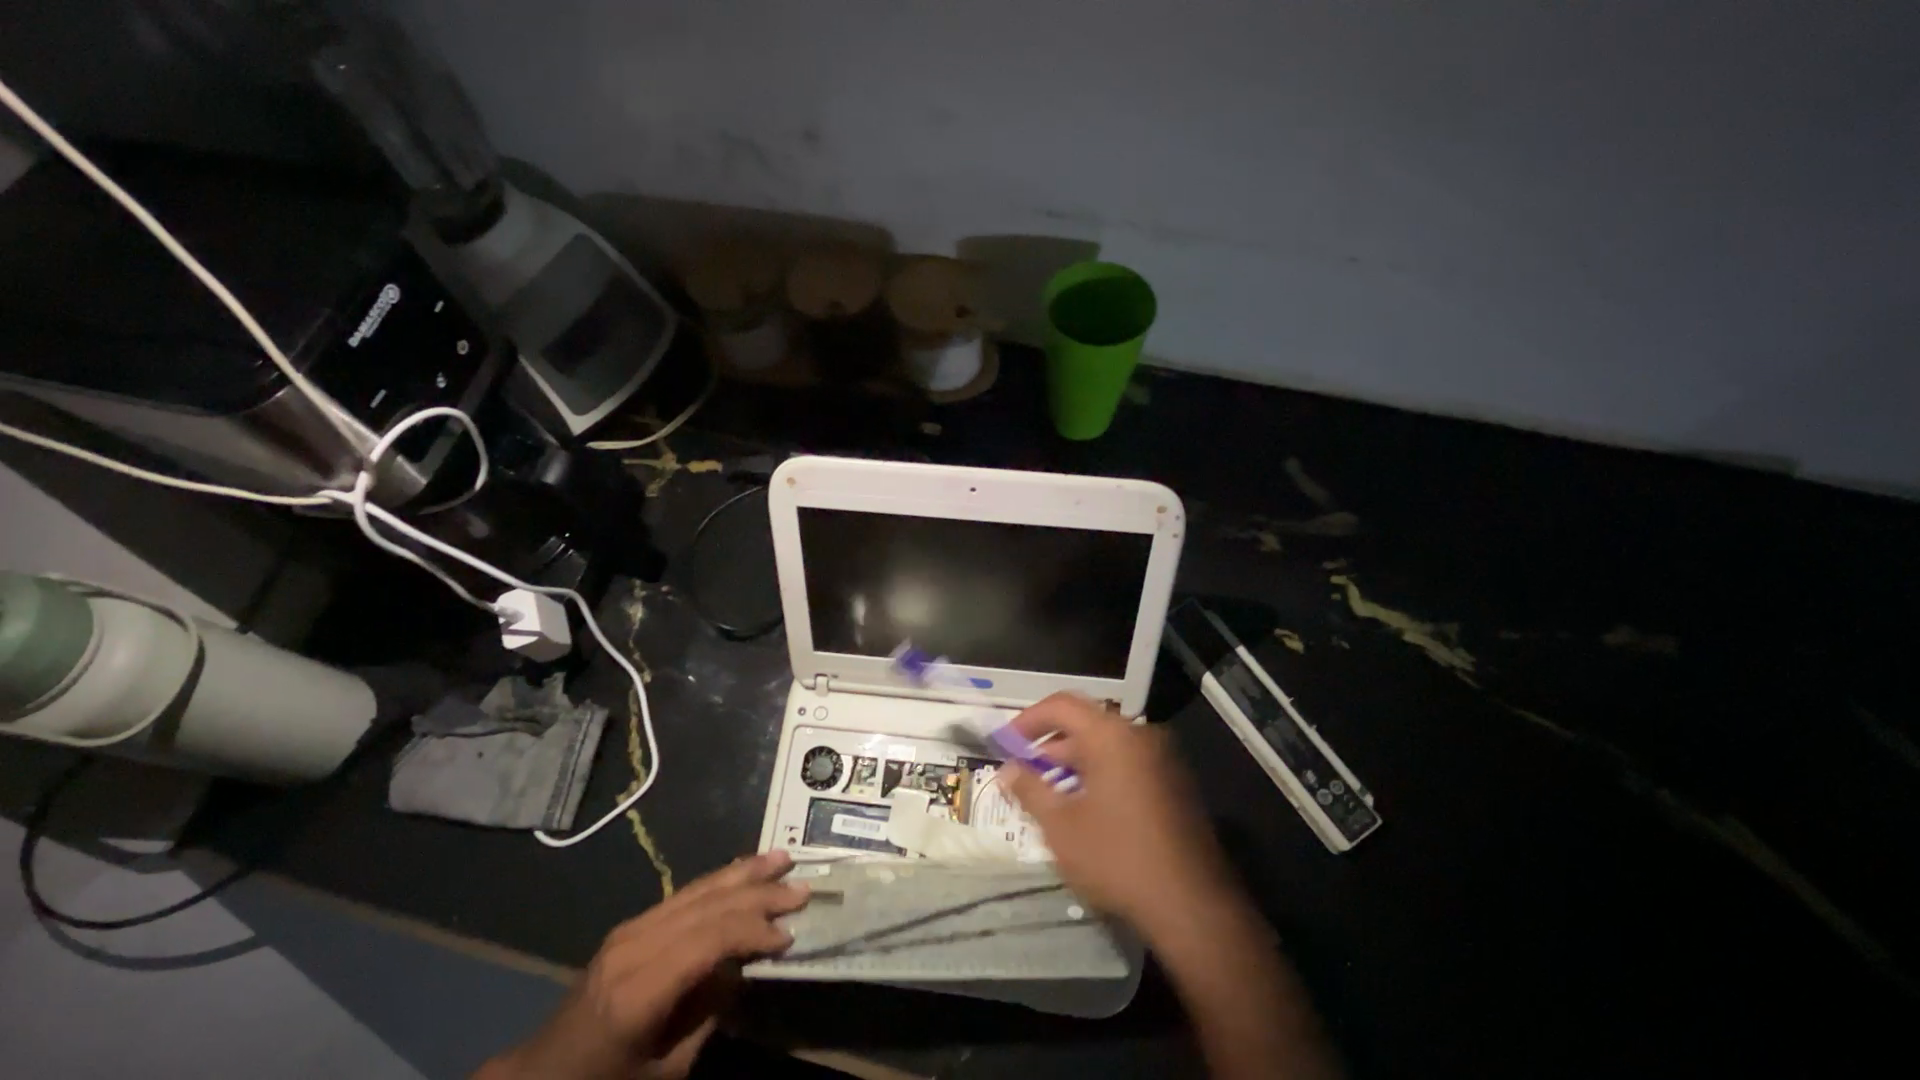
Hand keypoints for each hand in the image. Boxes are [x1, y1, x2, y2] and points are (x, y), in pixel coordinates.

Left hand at [477, 851, 808, 1079]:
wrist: (543, 1074)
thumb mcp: (666, 1069)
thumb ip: (708, 1014)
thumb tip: (744, 968)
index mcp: (640, 989)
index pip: (709, 939)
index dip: (753, 931)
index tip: (791, 936)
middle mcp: (634, 947)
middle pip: (706, 906)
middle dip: (758, 894)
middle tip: (802, 887)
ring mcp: (629, 931)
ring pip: (696, 891)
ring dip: (742, 874)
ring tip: (781, 858)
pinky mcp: (629, 927)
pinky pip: (682, 896)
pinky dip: (718, 881)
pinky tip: (742, 872)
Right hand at [1001, 693, 1233, 935]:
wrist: (1190, 904)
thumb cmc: (1116, 858)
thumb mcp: (1060, 826)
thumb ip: (1030, 789)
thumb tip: (1008, 769)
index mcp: (1112, 736)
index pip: (1062, 705)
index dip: (1028, 720)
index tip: (1005, 744)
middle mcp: (1141, 737)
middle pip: (1087, 725)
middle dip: (1050, 748)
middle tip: (1023, 775)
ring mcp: (1164, 761)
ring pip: (1108, 749)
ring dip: (1074, 765)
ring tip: (1049, 798)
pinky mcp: (1176, 786)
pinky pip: (1129, 766)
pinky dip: (1101, 777)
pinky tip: (1085, 811)